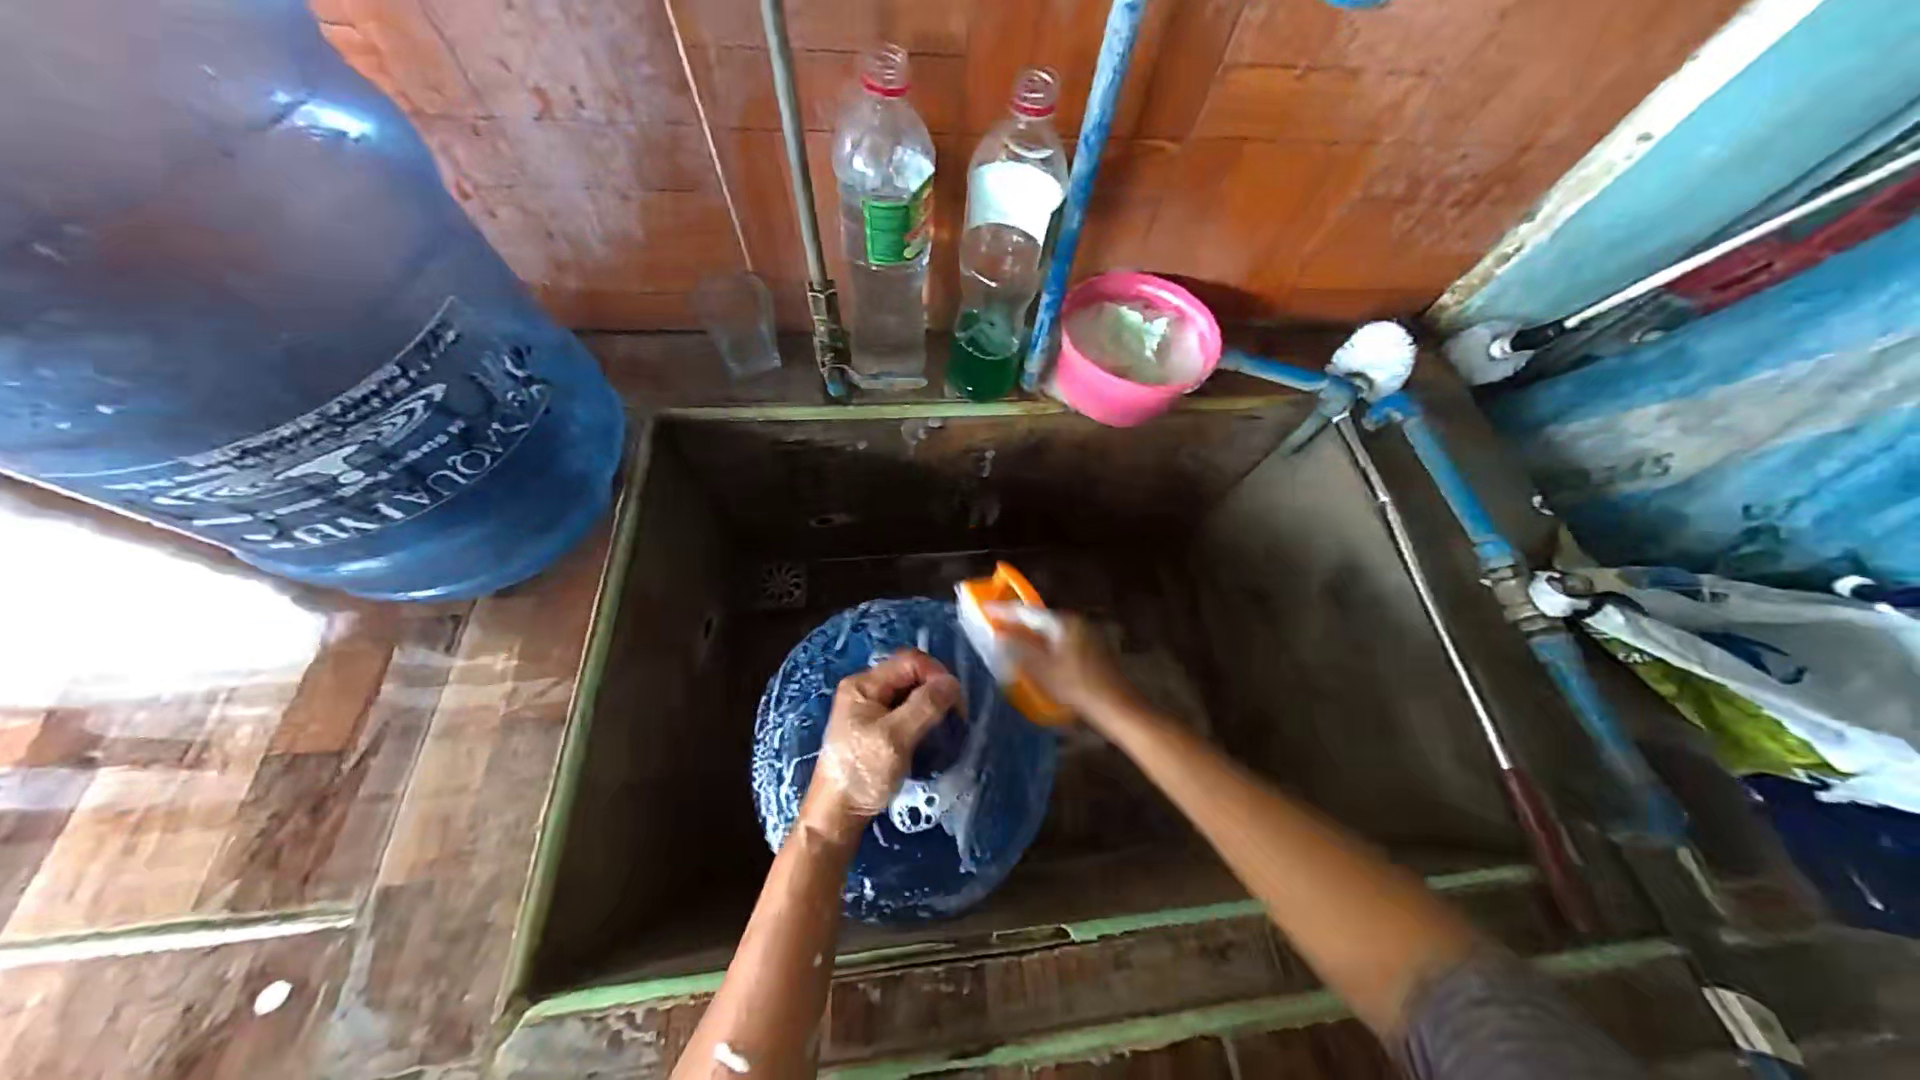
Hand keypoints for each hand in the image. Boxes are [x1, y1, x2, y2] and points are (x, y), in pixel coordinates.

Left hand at [801, 649, 960, 844]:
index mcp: (864, 684)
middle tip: (956, 716)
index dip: (937, 674)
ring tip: (947, 727)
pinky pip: (905, 711)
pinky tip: (932, 735)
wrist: (837, 814)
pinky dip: (922, 719)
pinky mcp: (875, 728)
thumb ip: (924, 706)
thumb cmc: (862, 774)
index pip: (909, 662)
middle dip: (937, 690)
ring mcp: (869, 709)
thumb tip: (952, 682)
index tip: (956, 702)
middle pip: (911, 675)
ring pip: (910, 694)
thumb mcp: (895, 737)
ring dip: (932, 706)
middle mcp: (865, 690)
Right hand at [1002, 612, 1137, 720]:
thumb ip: (1018, 648)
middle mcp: (1075, 623)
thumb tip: (999, 634)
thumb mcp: (1041, 669)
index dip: (1004, 610)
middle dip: (1016, 622)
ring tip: (1008, 639)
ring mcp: (1084, 635)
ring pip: (1049, 630)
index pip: (1027, 612)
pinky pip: (1058, 640)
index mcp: (1063, 623)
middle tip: (994, 623)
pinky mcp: (1089, 650)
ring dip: (1029, 634)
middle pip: (1039, 619)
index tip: (985, 607)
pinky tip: (1032, 655)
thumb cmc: (1077, 687)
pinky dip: (1042, 644)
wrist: (1116, 708)